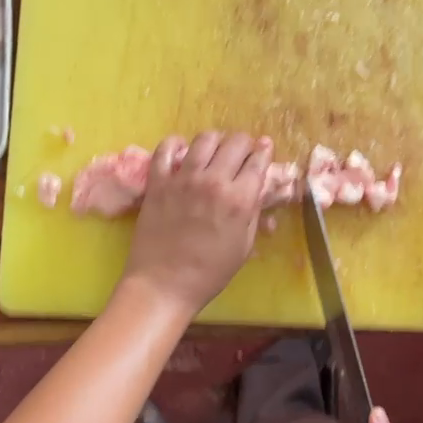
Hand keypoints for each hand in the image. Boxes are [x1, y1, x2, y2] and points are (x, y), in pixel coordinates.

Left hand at [121, 131, 273, 317]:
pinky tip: (181, 151)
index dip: (264, 152)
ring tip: (214, 151)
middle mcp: (213, 181)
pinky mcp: (158, 182)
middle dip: (243, 144)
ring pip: (205, 139)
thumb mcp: (243, 246)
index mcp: (239, 199)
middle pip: (235, 142)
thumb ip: (253, 213)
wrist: (164, 284)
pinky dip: (175, 144)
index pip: (257, 161)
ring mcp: (183, 178)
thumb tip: (259, 190)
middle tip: (241, 153)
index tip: (264, 149)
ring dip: (215, 141)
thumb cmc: (210, 273)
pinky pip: (166, 149)